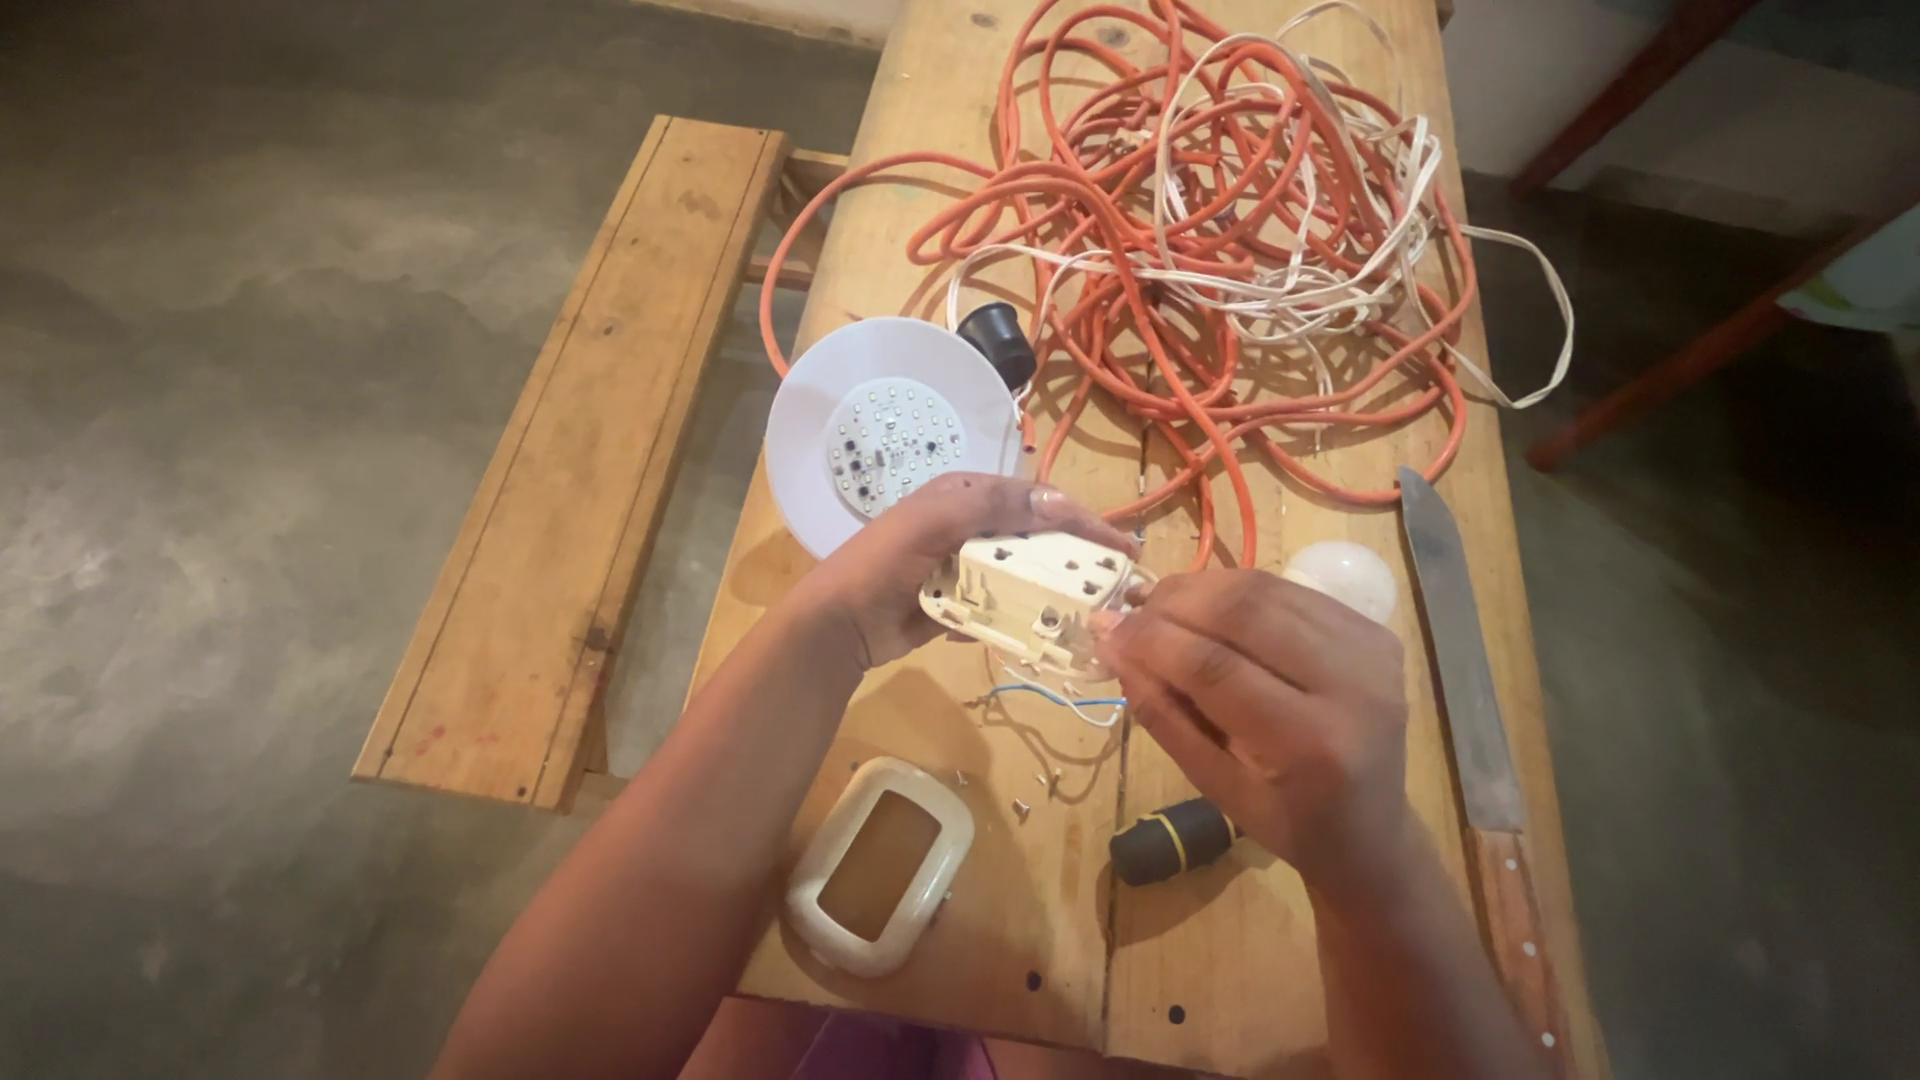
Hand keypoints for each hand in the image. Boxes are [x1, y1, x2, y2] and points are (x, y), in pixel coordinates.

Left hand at [795, 473, 1135, 670]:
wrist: (840, 622)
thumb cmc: (883, 562)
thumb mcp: (934, 522)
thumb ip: (993, 507)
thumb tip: (1058, 500)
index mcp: (964, 496)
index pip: (1034, 498)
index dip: (1078, 517)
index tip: (1118, 544)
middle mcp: (968, 526)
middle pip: (1034, 536)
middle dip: (1073, 555)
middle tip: (1115, 580)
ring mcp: (964, 567)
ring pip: (1021, 573)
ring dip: (1051, 589)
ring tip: (1092, 610)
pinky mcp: (961, 603)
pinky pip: (1001, 605)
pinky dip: (1020, 616)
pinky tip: (1046, 630)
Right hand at [1093, 569, 1415, 899]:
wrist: (1373, 829)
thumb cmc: (1284, 818)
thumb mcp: (1212, 783)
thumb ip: (1161, 712)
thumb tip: (1113, 645)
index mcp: (1310, 744)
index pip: (1215, 668)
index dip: (1152, 640)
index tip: (1105, 629)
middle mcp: (1352, 687)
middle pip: (1244, 613)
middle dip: (1173, 603)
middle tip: (1129, 607)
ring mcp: (1369, 651)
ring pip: (1265, 589)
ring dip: (1199, 587)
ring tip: (1158, 601)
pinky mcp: (1371, 631)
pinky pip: (1288, 590)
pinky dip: (1234, 589)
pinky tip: (1204, 603)